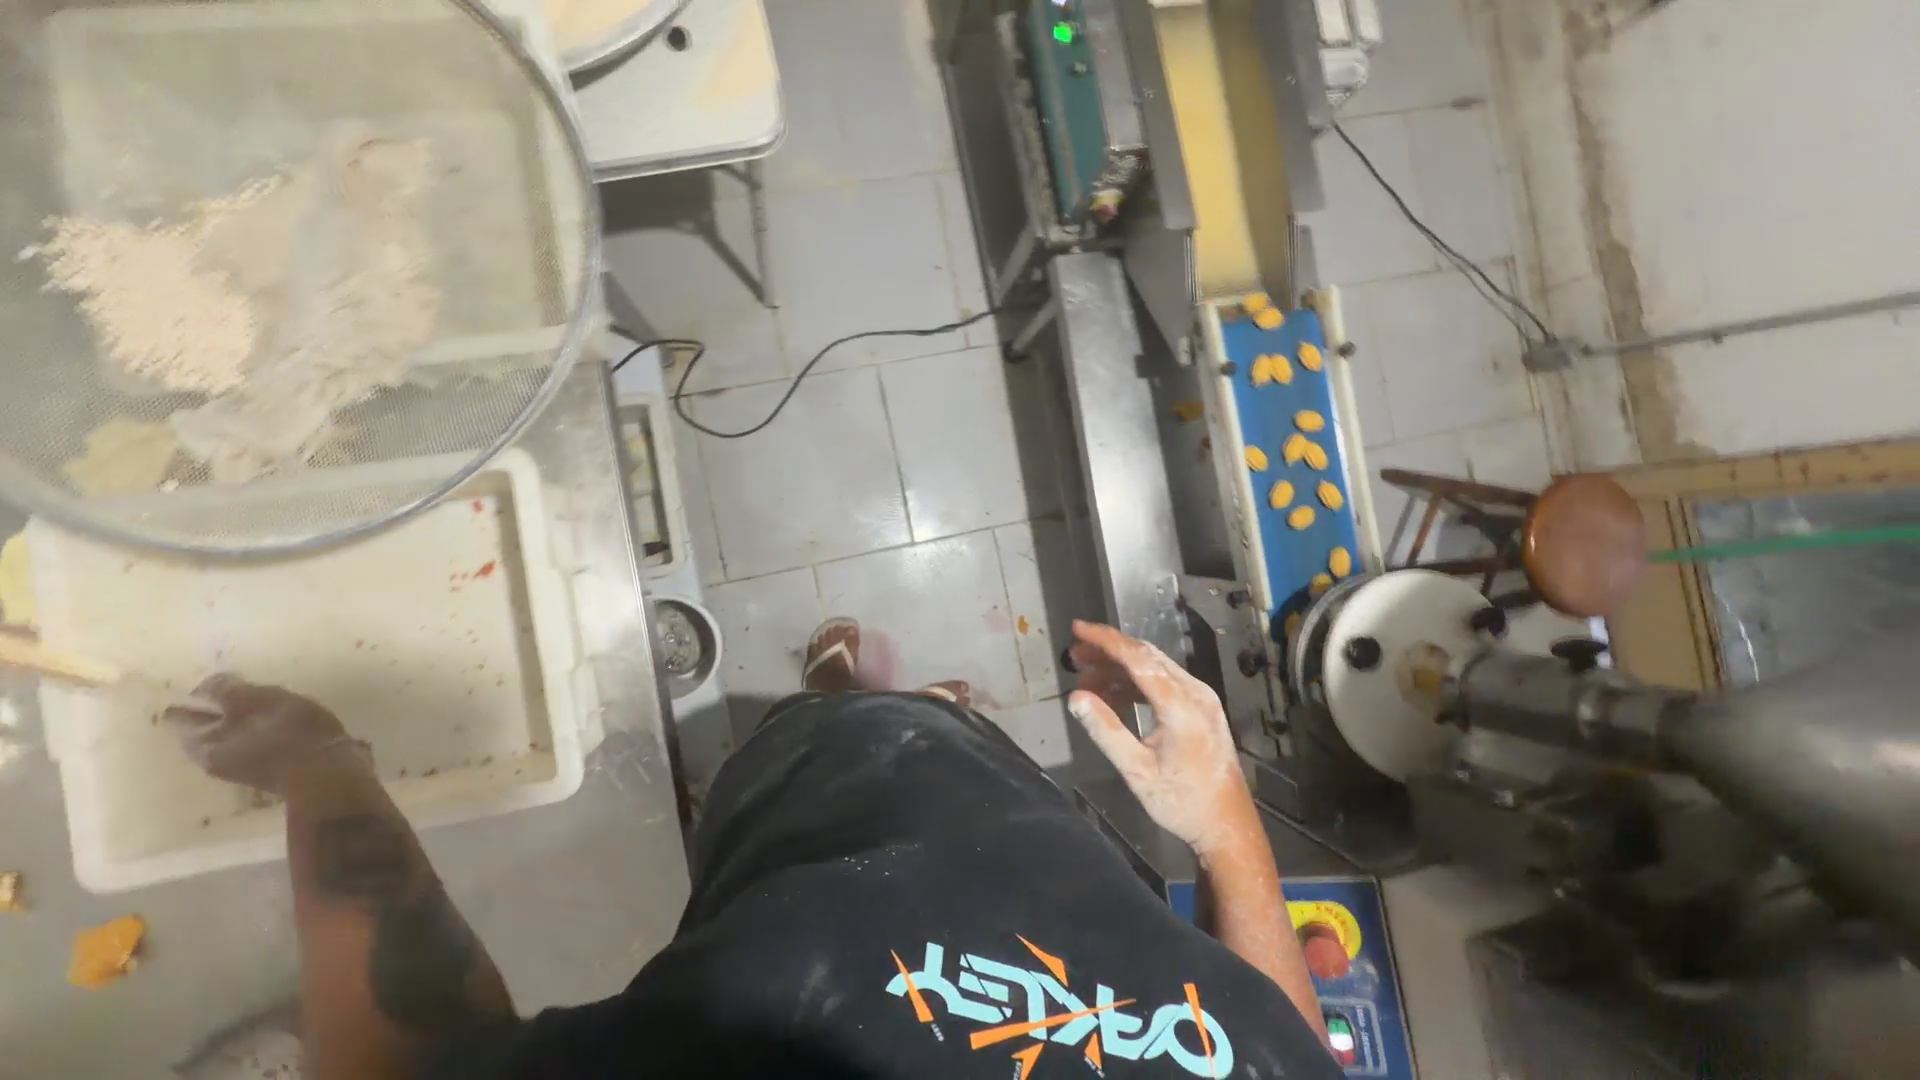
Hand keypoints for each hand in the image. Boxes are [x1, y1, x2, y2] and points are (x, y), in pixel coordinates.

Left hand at [164, 676, 369, 797]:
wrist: (328, 773)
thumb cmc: (289, 732)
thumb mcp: (258, 700)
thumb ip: (225, 689)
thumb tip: (203, 685)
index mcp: (201, 742)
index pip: (180, 716)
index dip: (192, 698)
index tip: (206, 685)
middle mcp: (212, 758)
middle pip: (205, 730)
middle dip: (216, 712)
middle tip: (235, 692)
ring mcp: (241, 768)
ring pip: (230, 739)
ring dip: (241, 723)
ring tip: (262, 706)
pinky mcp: (268, 771)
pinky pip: (253, 747)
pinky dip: (259, 734)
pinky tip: (279, 726)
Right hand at [1066, 621, 1255, 856]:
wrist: (1226, 824)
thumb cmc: (1181, 801)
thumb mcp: (1136, 770)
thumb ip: (1105, 730)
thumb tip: (1076, 697)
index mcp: (1181, 705)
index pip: (1138, 658)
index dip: (1105, 640)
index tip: (1077, 629)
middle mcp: (1195, 692)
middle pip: (1146, 656)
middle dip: (1108, 651)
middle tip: (1075, 655)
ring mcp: (1202, 699)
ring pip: (1155, 667)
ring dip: (1120, 668)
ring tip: (1087, 677)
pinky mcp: (1202, 708)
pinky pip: (1165, 682)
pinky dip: (1136, 682)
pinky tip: (1114, 695)